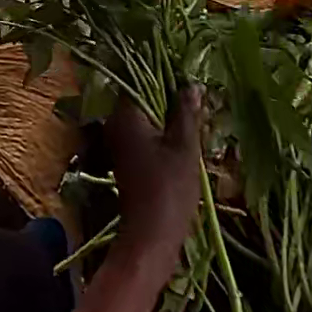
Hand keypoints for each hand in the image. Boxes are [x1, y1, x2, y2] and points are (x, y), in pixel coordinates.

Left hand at [107, 87, 203, 261]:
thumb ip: (186, 112)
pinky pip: (144, 132)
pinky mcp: (125, 157)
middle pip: (142, 97)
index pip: (139, 79)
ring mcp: (118, 141)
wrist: (150, 237)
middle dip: (168, 96)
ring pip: (145, 116)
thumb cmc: (168, 189)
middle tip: (196, 99)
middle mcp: (115, 123)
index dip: (163, 74)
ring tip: (194, 117)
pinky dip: (161, 131)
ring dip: (167, 115)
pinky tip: (182, 138)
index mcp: (124, 115)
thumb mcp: (183, 146)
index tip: (186, 77)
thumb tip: (191, 83)